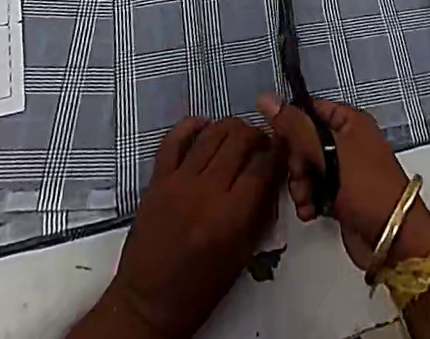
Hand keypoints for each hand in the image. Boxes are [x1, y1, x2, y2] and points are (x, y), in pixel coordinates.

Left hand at [78, 117, 283, 338]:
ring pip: (212, 133)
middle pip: (240, 141)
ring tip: (239, 134)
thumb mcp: (240, 256)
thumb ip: (258, 212)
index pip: (262, 167)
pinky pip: (174, 139)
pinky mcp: (157, 179)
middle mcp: (205, 192)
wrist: (147, 303)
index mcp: (230, 217)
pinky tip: (204, 124)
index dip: (277, 151)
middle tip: (262, 143)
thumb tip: (271, 177)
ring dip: (231, 128)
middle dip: (257, 135)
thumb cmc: (198, 289)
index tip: (282, 147)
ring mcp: (178, 182)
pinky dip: (191, 125)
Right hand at [258, 93, 429, 271]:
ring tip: (307, 200)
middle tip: (301, 176)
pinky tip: (311, 210)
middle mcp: (346, 140)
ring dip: (300, 185)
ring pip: (306, 167)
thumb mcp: (329, 155)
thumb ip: (296, 128)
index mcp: (350, 121)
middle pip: (304, 141)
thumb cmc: (368, 189)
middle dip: (296, 163)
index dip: (291, 123)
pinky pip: (313, 188)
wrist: (393, 240)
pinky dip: (308, 199)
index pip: (310, 110)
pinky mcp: (339, 193)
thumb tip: (267, 98)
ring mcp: (343, 168)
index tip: (278, 139)